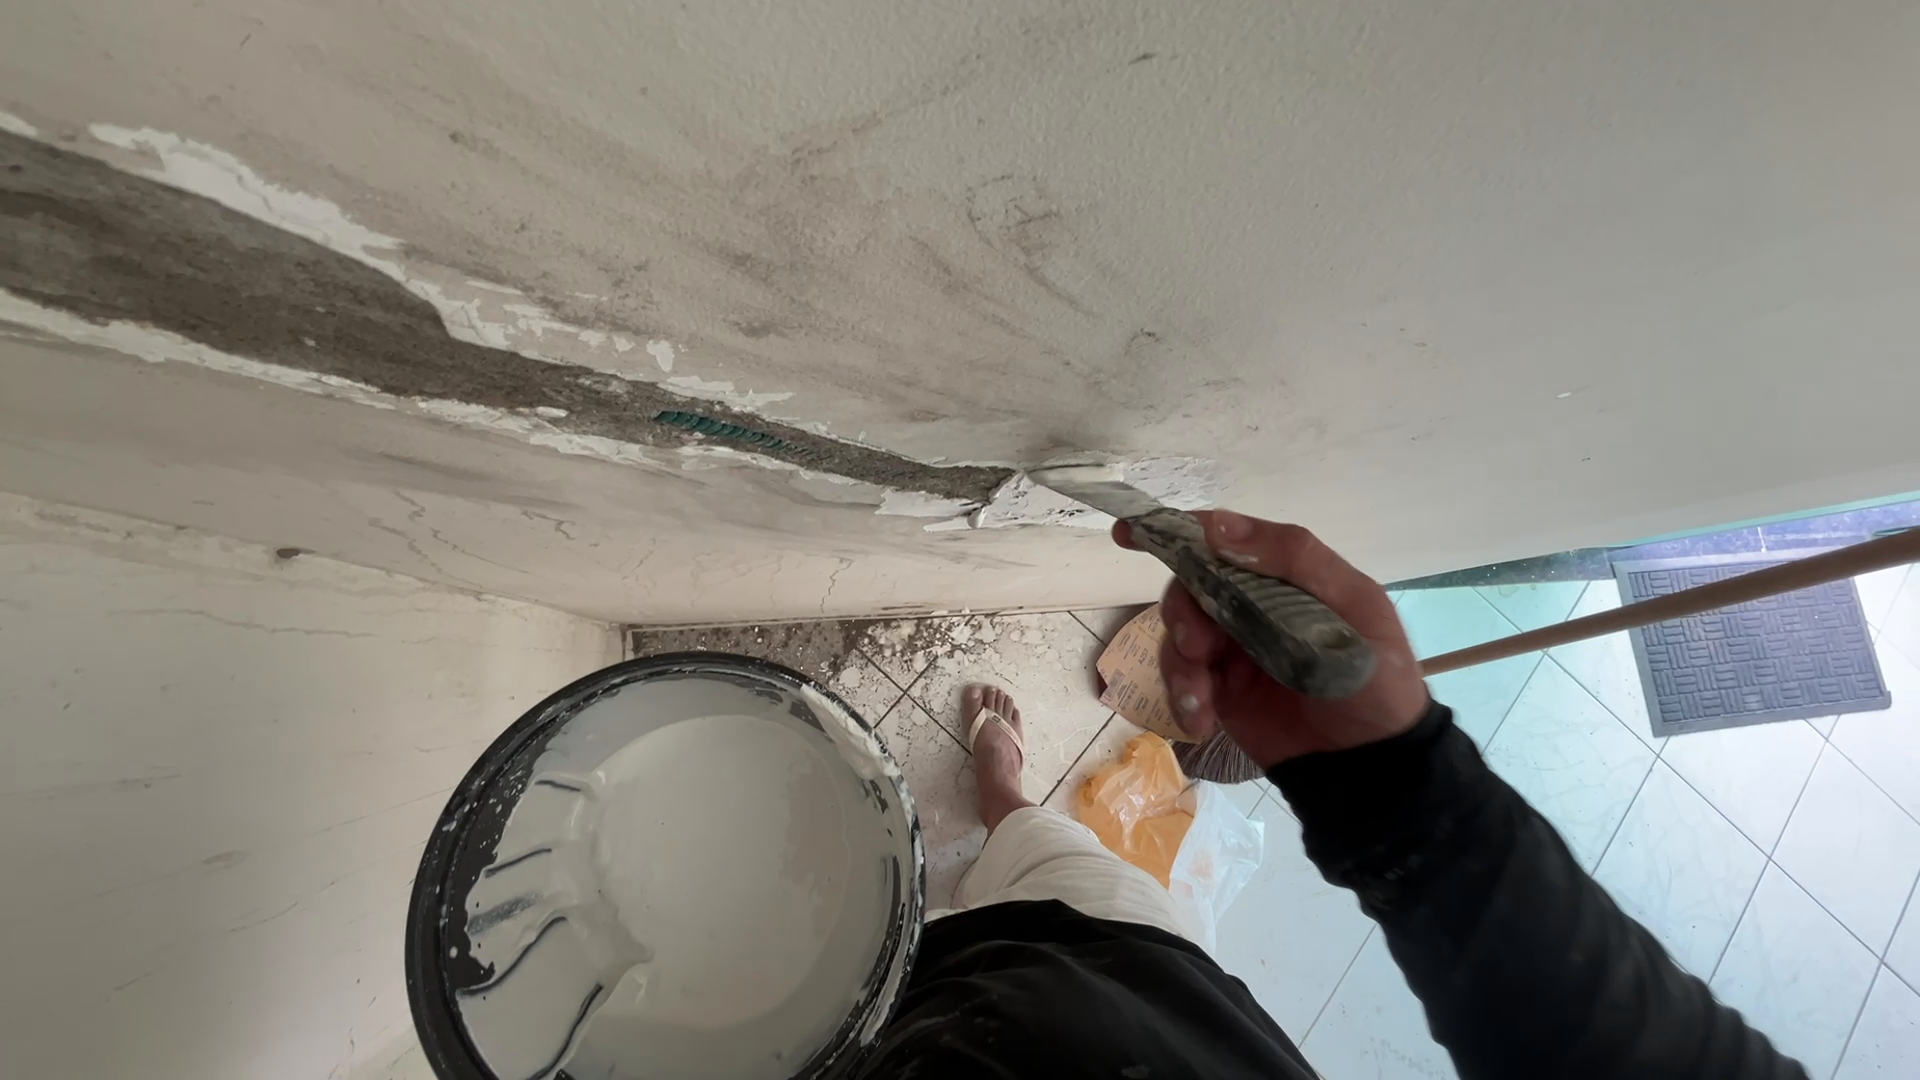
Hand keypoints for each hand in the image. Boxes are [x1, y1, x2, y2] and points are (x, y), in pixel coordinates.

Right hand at [1113, 510, 1429, 768]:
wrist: (1371, 768)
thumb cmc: (1374, 678)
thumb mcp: (1354, 607)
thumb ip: (1294, 558)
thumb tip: (1217, 526)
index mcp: (1282, 577)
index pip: (1224, 542)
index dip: (1178, 533)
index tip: (1131, 533)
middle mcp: (1249, 606)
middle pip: (1190, 589)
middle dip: (1182, 615)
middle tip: (1196, 647)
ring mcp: (1230, 649)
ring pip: (1177, 636)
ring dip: (1179, 665)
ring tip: (1200, 700)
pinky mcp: (1217, 689)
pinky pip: (1179, 680)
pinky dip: (1182, 699)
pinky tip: (1201, 723)